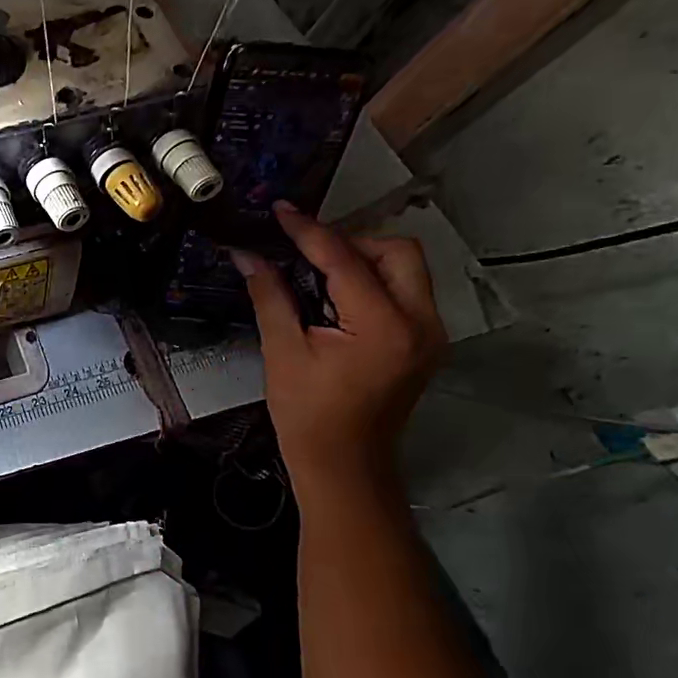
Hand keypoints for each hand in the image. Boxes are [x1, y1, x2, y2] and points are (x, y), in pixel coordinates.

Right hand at [232, 203, 445, 497]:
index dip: (309, 231)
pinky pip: (405, 292)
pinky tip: (336, 296)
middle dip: (350, 242)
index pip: (346, 260)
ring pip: (406, 269)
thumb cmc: (308, 415)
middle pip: (397, 251)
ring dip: (363, 259)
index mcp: (383, 327)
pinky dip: (372, 282)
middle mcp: (420, 323)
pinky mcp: (425, 343)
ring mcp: (430, 334)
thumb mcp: (283, 351)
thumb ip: (270, 295)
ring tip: (316, 272)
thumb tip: (247, 255)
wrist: (344, 466)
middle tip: (305, 252)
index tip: (281, 211)